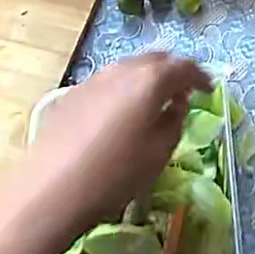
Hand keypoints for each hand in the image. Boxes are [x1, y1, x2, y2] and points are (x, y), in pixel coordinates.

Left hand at [0, 53, 210, 233]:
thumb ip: (175, 121)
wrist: (46, 193)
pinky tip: (119, 117)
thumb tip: (175, 106)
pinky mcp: (73, 95)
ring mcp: (96, 78)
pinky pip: (109, 83)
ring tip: (151, 104)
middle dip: (173, 72)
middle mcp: (125, 69)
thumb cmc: (114, 174)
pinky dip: (123, 91)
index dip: (201, 78)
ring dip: (146, 80)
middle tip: (182, 93)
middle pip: (157, 60)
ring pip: (131, 69)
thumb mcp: (160, 152)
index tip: (208, 91)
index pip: (186, 67)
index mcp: (153, 79)